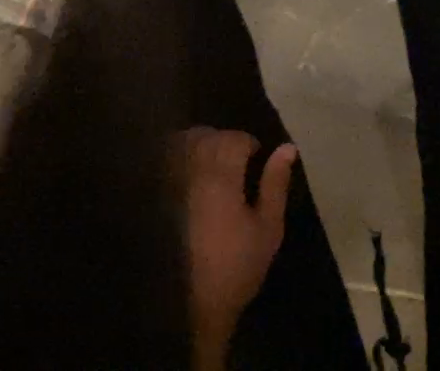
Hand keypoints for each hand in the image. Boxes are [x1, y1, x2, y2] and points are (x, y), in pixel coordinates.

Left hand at [178, 128, 296, 367]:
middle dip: (222, 143)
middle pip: (205, 135)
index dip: (250, 146)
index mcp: (221, 175)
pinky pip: (163, 161)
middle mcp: (189, 169)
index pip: (235, 139)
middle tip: (234, 166)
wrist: (191, 304)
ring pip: (182, 143)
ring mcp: (166, 180)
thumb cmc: (236, 267)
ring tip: (211, 172)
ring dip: (198, 148)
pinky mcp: (151, 193)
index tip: (255, 162)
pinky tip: (187, 182)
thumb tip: (288, 148)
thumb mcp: (267, 228)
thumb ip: (275, 184)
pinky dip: (177, 161)